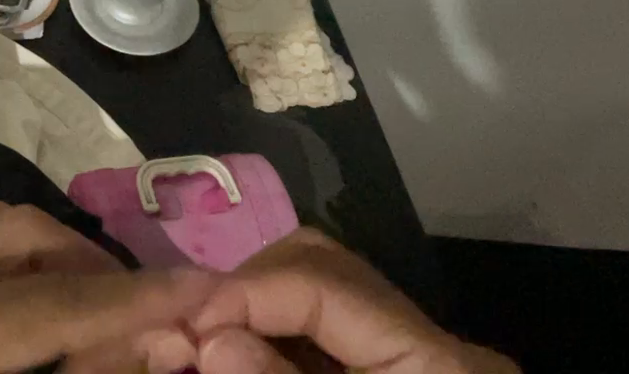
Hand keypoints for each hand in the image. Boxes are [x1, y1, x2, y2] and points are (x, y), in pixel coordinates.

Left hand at [0, 201, 217, 372]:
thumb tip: (173, 334)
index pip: (48, 301)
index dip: (133, 296)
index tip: (204, 286)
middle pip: (21, 236)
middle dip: (96, 266)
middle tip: (153, 303)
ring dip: (61, 257)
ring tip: (108, 301)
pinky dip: (20, 264)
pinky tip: (53, 300)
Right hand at [188, 231, 516, 373]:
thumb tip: (209, 341)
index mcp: (442, 370)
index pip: (322, 283)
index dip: (245, 293)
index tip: (186, 328)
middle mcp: (436, 349)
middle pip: (322, 265)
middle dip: (249, 289)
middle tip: (198, 333)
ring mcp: (421, 363)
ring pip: (320, 289)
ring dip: (259, 310)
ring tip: (214, 345)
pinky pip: (329, 332)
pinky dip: (282, 340)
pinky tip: (250, 361)